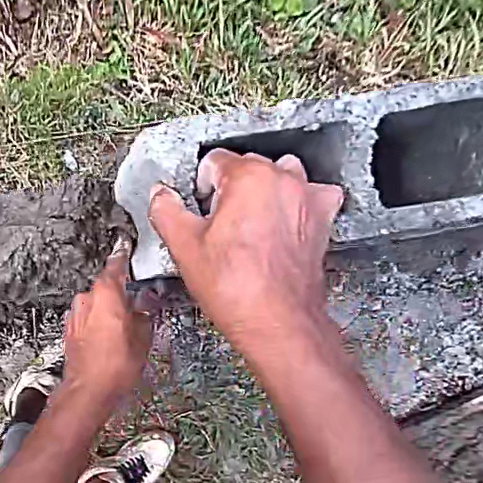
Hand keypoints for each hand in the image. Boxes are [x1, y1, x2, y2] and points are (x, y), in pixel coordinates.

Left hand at [58, 239, 153, 409]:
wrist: (88, 389)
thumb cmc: (114, 366)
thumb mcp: (143, 339)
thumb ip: (144, 316)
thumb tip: (143, 311)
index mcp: (106, 293)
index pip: (115, 264)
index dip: (123, 257)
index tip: (126, 249)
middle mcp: (86, 299)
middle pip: (105, 287)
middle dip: (119, 294)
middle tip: (136, 305)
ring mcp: (75, 315)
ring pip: (95, 304)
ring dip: (107, 311)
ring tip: (123, 328)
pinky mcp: (69, 331)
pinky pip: (86, 319)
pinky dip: (96, 324)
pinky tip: (108, 338)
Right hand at [148, 150, 343, 358]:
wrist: (277, 320)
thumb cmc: (238, 289)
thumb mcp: (185, 248)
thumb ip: (166, 212)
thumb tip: (160, 196)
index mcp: (247, 178)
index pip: (214, 162)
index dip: (200, 189)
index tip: (200, 211)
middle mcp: (282, 179)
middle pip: (247, 167)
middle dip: (231, 190)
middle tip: (219, 226)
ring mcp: (306, 198)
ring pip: (280, 175)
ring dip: (264, 192)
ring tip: (249, 225)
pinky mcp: (321, 219)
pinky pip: (310, 196)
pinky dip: (296, 204)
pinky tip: (281, 226)